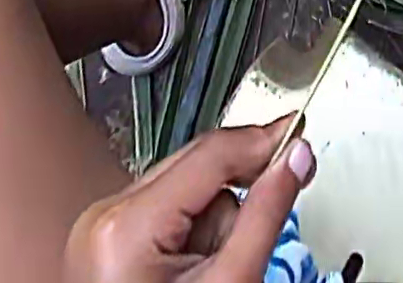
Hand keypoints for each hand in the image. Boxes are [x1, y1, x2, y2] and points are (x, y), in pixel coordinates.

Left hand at [65, 117, 315, 282]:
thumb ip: (266, 213)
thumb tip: (294, 157)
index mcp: (128, 224)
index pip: (213, 153)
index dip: (263, 141)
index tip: (298, 133)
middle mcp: (108, 213)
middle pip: (199, 164)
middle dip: (237, 191)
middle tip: (275, 201)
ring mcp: (103, 225)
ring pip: (189, 183)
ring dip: (216, 217)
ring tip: (215, 269)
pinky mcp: (109, 236)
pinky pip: (170, 205)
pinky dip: (195, 228)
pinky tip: (196, 267)